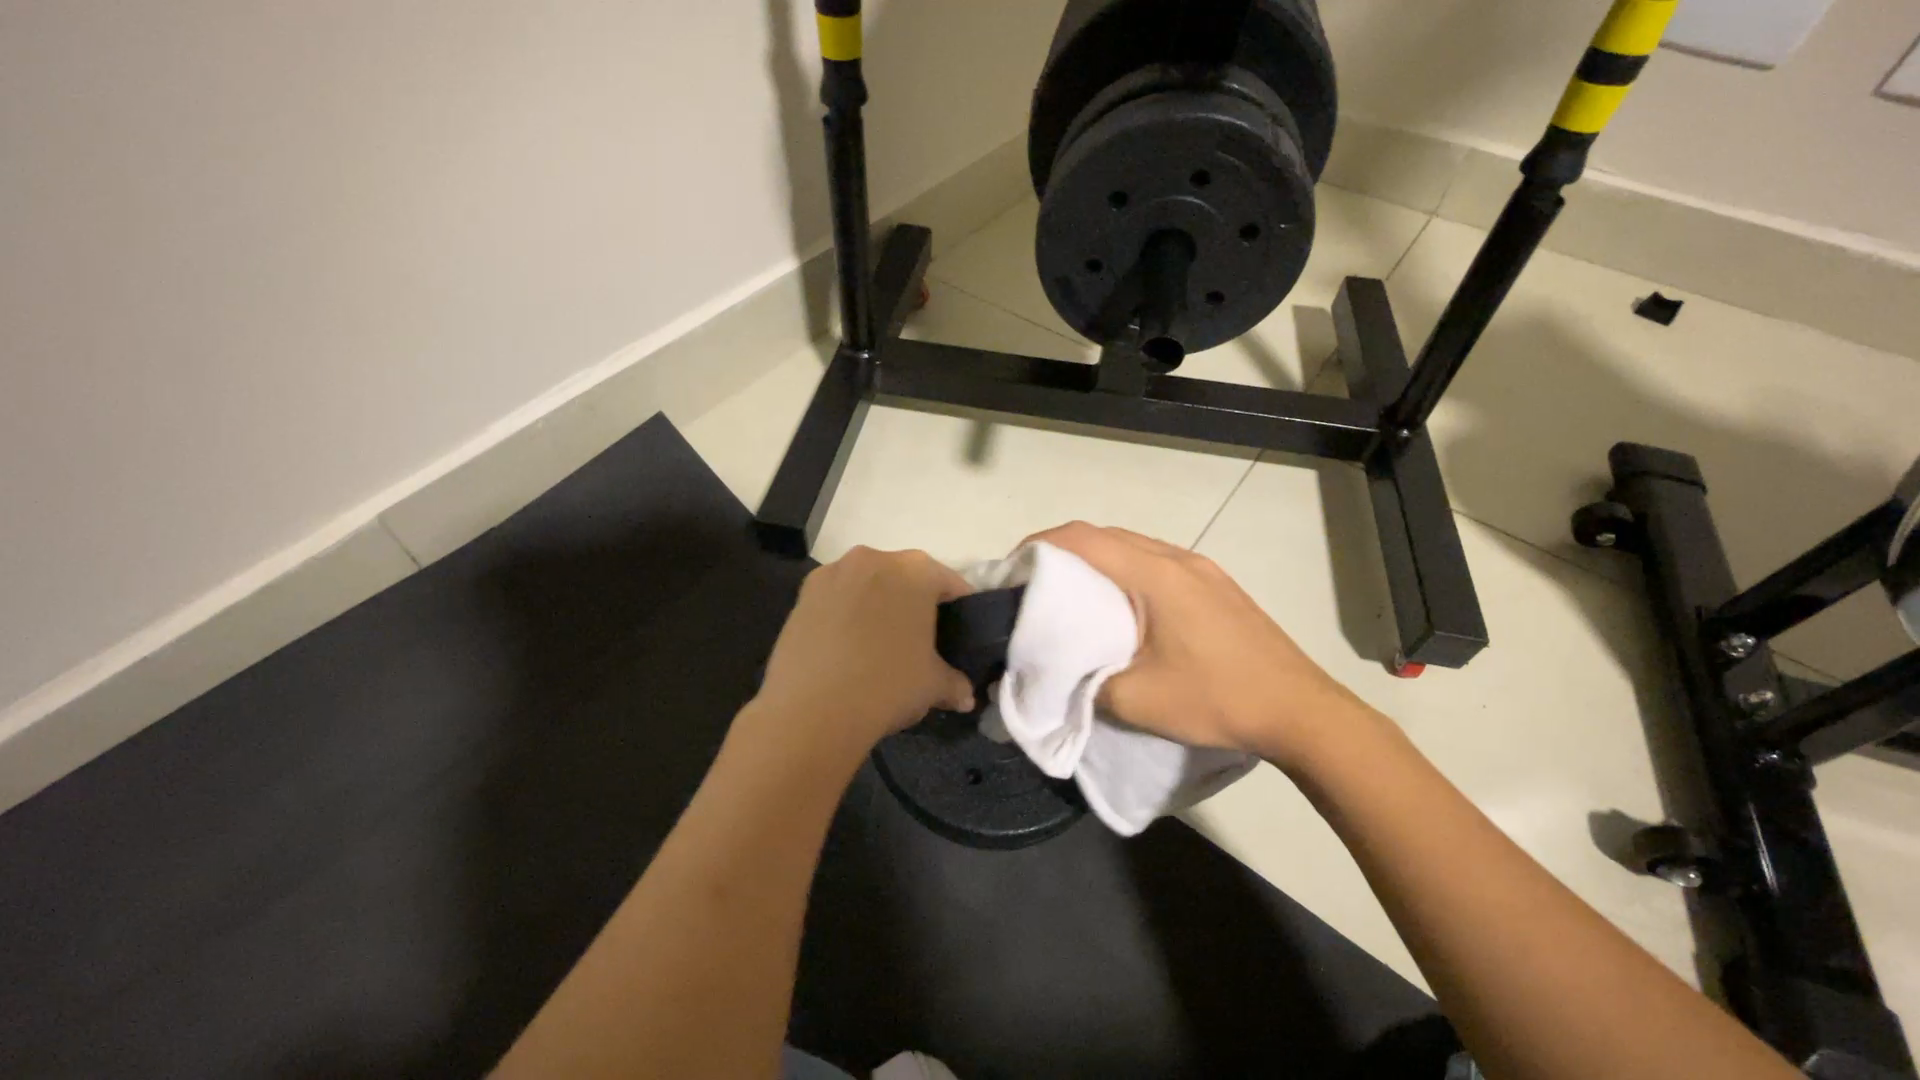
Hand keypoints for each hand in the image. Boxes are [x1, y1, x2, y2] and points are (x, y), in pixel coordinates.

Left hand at [752, 546, 975, 755]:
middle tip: (921, 642)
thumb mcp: (933, 687)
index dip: (960, 610)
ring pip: (867, 585)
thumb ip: (955, 684)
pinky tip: (847, 650)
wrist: (811, 710)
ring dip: (877, 606)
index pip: (950, 584)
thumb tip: (965, 696)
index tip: (960, 635)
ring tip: (879, 646)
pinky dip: (845, 617)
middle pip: (905, 577)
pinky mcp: (802, 595)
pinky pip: (837, 600)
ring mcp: (833, 573)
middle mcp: (874, 559)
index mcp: (916, 571)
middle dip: (914, 604)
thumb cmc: (887, 685)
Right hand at [1028, 522, 1365, 769]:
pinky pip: (1156, 564)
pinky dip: (1123, 574)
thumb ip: (1085, 683)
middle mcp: (1177, 559)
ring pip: (1132, 547)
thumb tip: (1052, 674)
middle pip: (1105, 536)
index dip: (1038, 547)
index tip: (1010, 573)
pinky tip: (1118, 609)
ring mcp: (1202, 570)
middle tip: (1031, 588)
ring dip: (1094, 563)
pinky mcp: (1216, 586)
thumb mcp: (1138, 701)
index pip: (1082, 540)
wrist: (1300, 710)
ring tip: (1068, 599)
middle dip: (1061, 554)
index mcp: (1155, 576)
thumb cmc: (1218, 700)